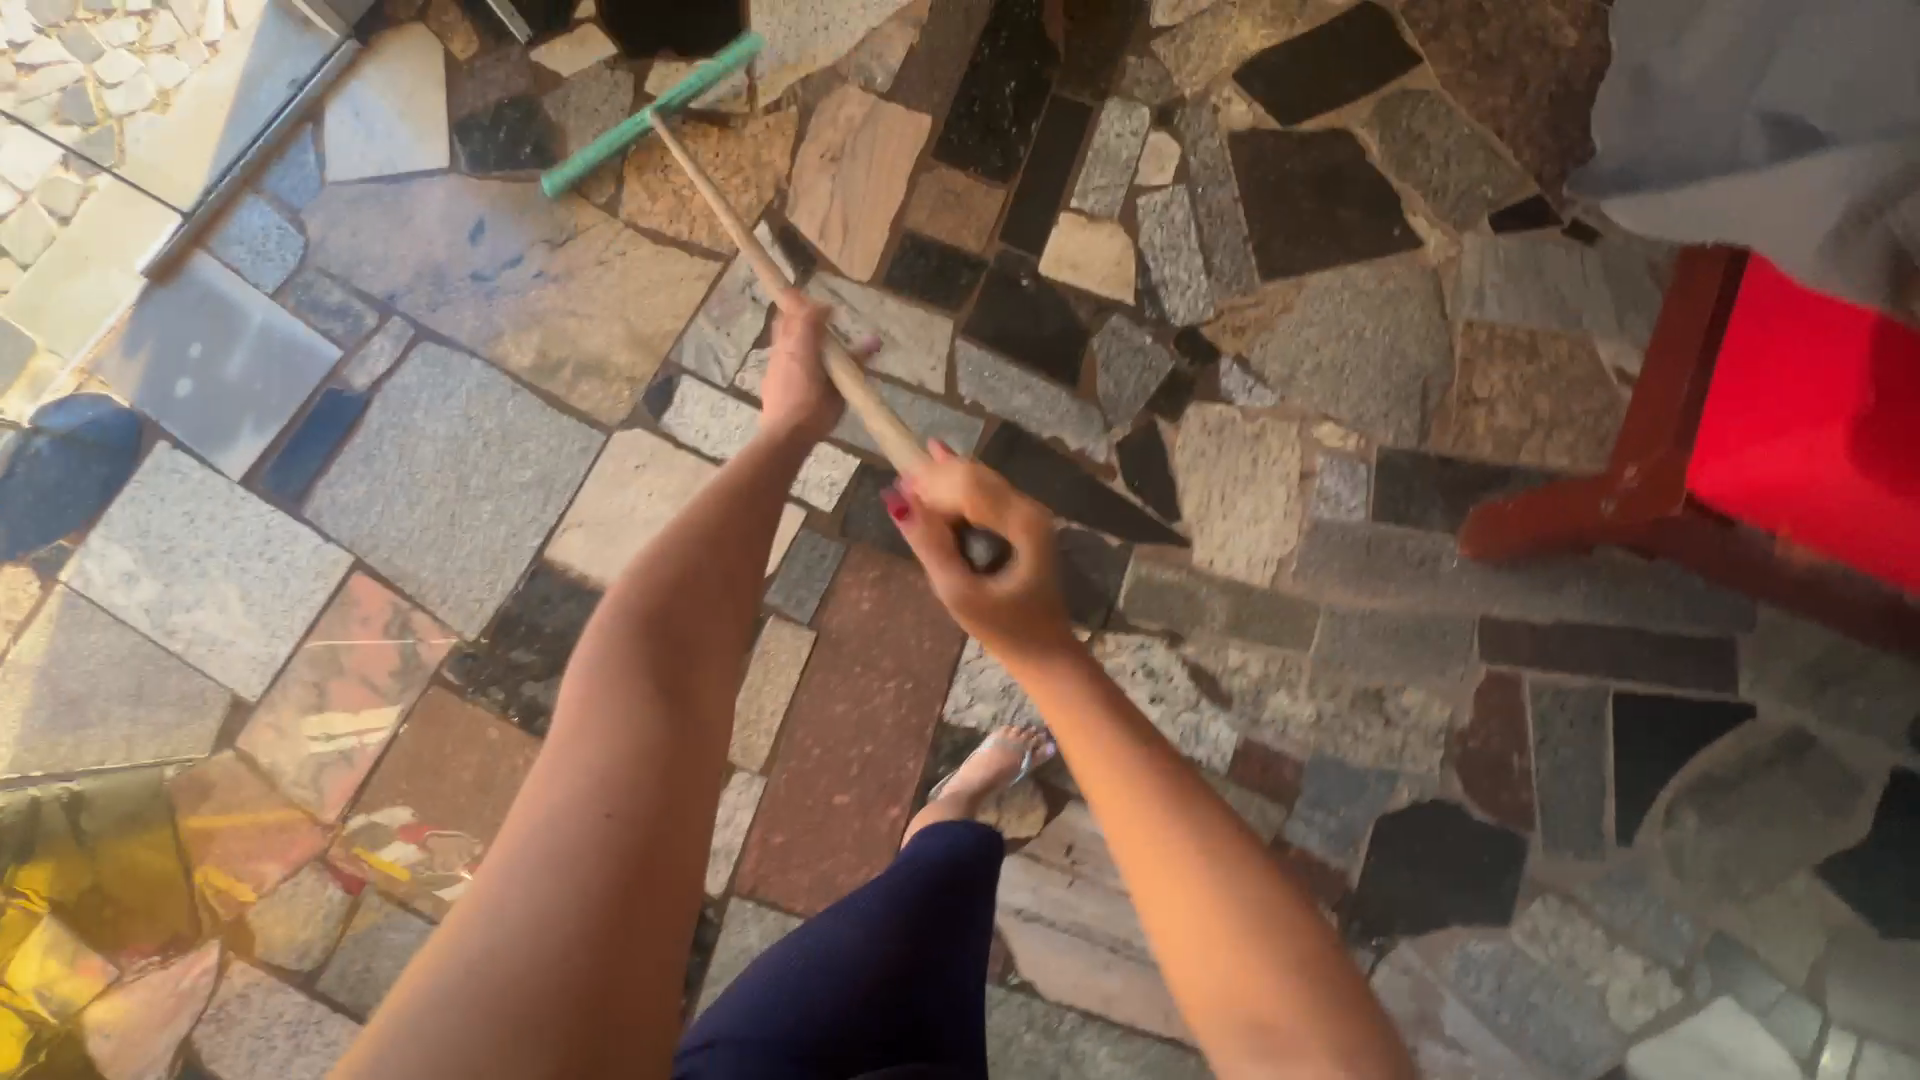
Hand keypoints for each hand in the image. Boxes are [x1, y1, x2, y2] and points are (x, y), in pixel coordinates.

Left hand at [759, 291, 843, 442]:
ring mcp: (774, 360)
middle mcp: (785, 347)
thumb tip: (874, 342)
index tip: (832, 312)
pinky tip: (802, 362)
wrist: (783, 435)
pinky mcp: (769, 374)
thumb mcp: (840, 390)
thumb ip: (855, 363)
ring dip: (794, 327)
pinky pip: (779, 349)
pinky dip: (790, 345)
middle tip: (818, 318)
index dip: (820, 308)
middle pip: (787, 316)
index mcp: (803, 347)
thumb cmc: (815, 413)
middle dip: (800, 310)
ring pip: (781, 331)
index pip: (807, 313)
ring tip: (811, 338)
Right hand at [886, 442, 1075, 657]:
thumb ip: (931, 546)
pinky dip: (959, 485)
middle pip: (975, 477)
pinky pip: (987, 492)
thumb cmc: (1003, 628)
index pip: (967, 487)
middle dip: (936, 477)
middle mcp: (1030, 509)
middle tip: (899, 486)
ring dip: (945, 479)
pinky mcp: (1024, 521)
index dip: (930, 483)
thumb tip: (897, 502)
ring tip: (910, 480)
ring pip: (980, 480)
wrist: (1045, 649)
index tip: (896, 492)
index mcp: (1022, 525)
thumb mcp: (959, 594)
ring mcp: (1030, 513)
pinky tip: (938, 458)